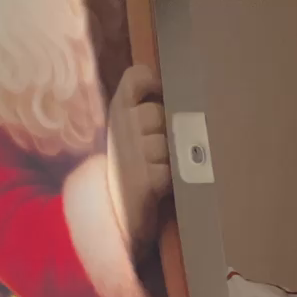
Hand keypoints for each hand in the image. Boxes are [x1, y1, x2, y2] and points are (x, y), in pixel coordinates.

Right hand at [106, 65, 170, 262]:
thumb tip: (181, 103)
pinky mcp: (144, 181)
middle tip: (161, 154)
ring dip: (173, 160)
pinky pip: (172, 170)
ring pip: (167, 143)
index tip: (163, 95)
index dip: (153, 83)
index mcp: (118, 112)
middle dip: (168, 132)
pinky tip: (165, 188)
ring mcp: (131, 154)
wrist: (114, 217)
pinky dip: (174, 180)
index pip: (137, 78)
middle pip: (159, 113)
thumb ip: (148, 115)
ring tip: (162, 173)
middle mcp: (121, 128)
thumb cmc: (131, 173)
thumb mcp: (132, 137)